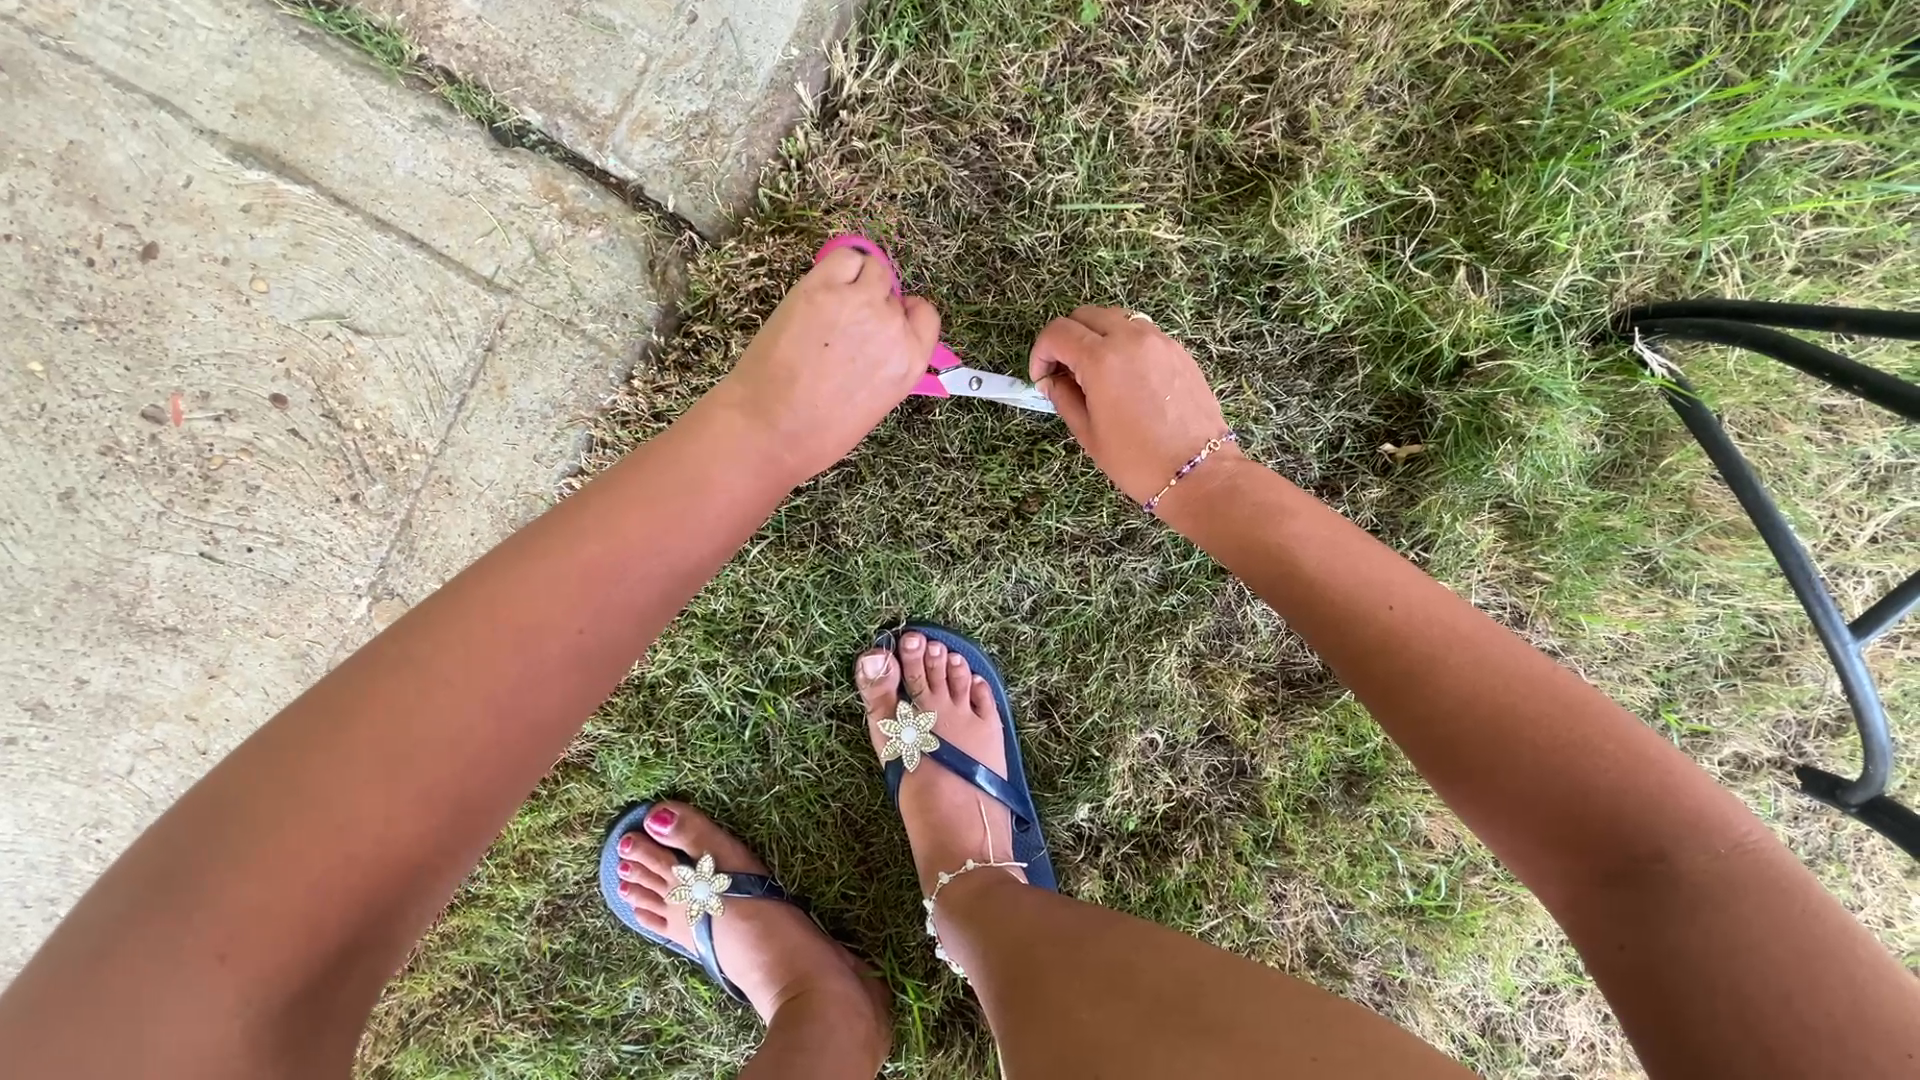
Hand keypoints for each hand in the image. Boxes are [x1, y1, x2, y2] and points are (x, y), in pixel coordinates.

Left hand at [699, 247, 940, 483]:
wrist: (770, 429)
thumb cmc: (818, 432)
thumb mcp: (875, 406)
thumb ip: (887, 367)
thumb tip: (875, 344)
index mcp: (910, 362)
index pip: (925, 316)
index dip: (905, 315)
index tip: (887, 320)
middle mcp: (891, 327)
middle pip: (893, 295)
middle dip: (875, 303)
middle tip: (846, 323)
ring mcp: (857, 302)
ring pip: (872, 269)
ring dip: (858, 280)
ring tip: (832, 303)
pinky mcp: (820, 288)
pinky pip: (844, 257)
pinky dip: (838, 266)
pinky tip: (822, 287)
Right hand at [1029, 306, 1234, 503]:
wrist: (1198, 471)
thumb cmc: (1136, 460)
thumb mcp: (1089, 433)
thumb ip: (1064, 398)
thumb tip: (1052, 381)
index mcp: (1101, 359)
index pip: (1058, 333)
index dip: (1041, 352)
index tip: (1041, 377)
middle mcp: (1130, 338)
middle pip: (1085, 315)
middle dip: (1066, 338)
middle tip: (1063, 372)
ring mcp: (1158, 340)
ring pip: (1115, 318)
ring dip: (1095, 337)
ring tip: (1094, 373)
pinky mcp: (1178, 350)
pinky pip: (1141, 332)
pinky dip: (1123, 343)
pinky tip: (1123, 376)